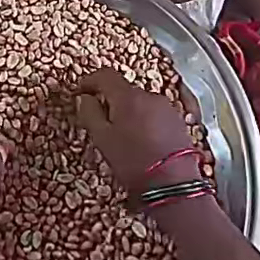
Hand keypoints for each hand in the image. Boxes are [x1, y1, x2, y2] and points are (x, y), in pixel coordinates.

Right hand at [73, 68, 196, 193]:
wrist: (174, 184)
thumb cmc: (132, 161)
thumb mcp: (102, 138)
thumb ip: (90, 112)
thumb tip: (84, 98)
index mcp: (128, 97)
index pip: (105, 75)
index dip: (89, 81)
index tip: (80, 92)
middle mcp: (149, 96)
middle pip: (123, 89)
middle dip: (109, 99)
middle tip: (99, 119)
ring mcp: (167, 108)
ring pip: (140, 102)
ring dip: (127, 111)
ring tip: (122, 134)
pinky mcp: (179, 121)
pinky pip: (154, 113)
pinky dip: (143, 119)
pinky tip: (141, 139)